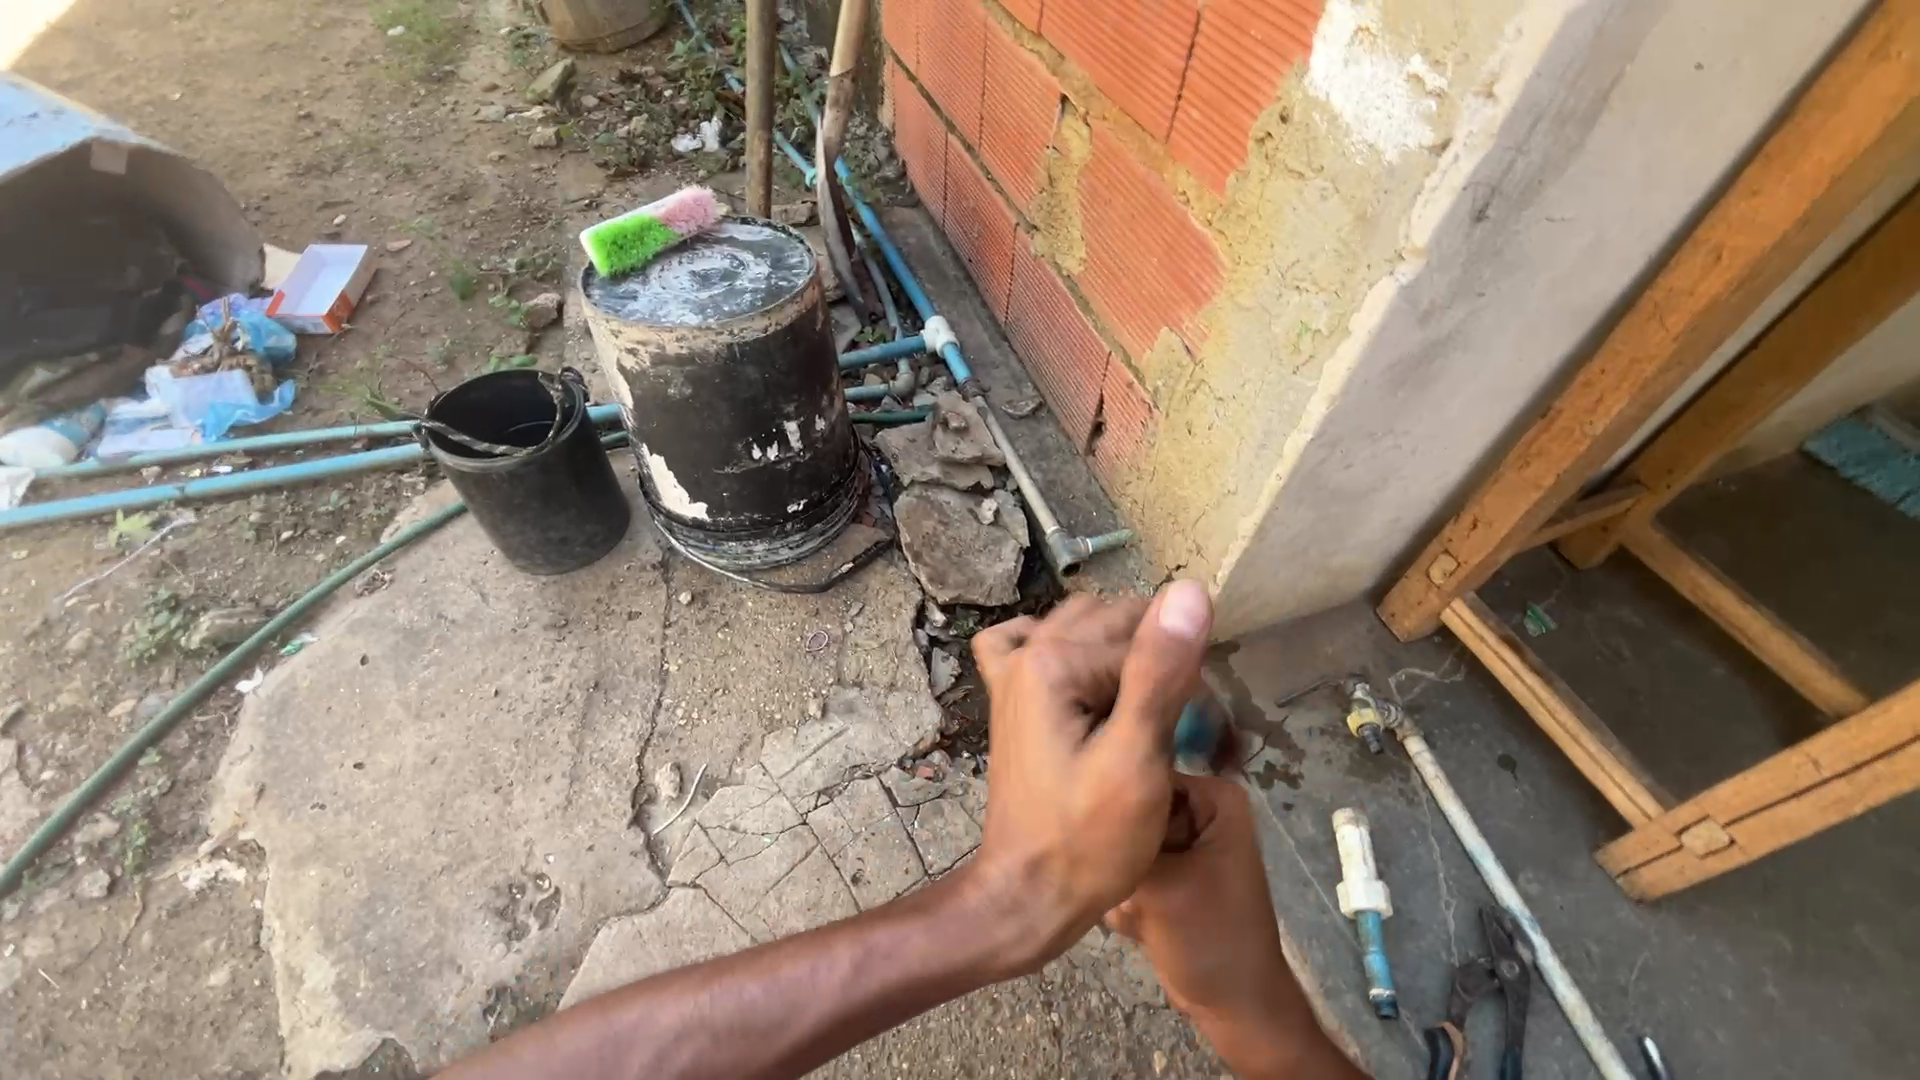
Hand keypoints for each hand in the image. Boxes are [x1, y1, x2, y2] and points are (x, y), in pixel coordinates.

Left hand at [963, 581, 1212, 975]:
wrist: (1028, 893)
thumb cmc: (1087, 840)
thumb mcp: (1136, 759)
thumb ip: (1160, 671)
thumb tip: (1189, 591)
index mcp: (1052, 660)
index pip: (1147, 641)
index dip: (1187, 684)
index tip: (1205, 735)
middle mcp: (1026, 652)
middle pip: (1116, 624)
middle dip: (1158, 662)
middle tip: (1182, 725)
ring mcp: (1010, 672)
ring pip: (1082, 624)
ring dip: (1122, 649)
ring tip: (1147, 705)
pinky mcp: (1010, 697)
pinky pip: (1028, 643)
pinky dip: (1060, 645)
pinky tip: (1080, 669)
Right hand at [1104, 775, 1290, 1018]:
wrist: (1234, 1008)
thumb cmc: (1211, 938)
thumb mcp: (1160, 883)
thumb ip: (1115, 842)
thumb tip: (1066, 814)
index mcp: (1214, 798)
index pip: (1145, 773)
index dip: (1118, 802)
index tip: (1098, 834)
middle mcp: (1197, 812)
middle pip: (1130, 809)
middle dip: (1122, 852)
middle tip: (1130, 886)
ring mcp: (1179, 846)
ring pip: (1120, 843)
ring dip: (1121, 881)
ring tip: (1141, 910)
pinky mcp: (1164, 876)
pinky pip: (1123, 870)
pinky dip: (1125, 898)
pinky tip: (1142, 923)